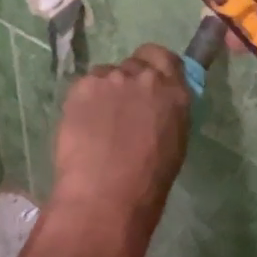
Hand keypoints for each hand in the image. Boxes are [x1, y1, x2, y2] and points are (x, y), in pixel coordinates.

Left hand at [49, 45, 190, 230]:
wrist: (104, 198)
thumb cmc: (146, 185)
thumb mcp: (173, 144)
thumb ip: (166, 113)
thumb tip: (156, 106)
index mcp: (174, 92)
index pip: (166, 59)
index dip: (155, 67)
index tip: (148, 81)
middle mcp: (145, 77)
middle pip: (136, 62)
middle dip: (129, 80)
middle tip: (120, 107)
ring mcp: (112, 78)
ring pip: (107, 73)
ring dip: (105, 91)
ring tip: (97, 122)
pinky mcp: (82, 86)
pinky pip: (85, 86)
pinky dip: (84, 101)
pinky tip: (82, 126)